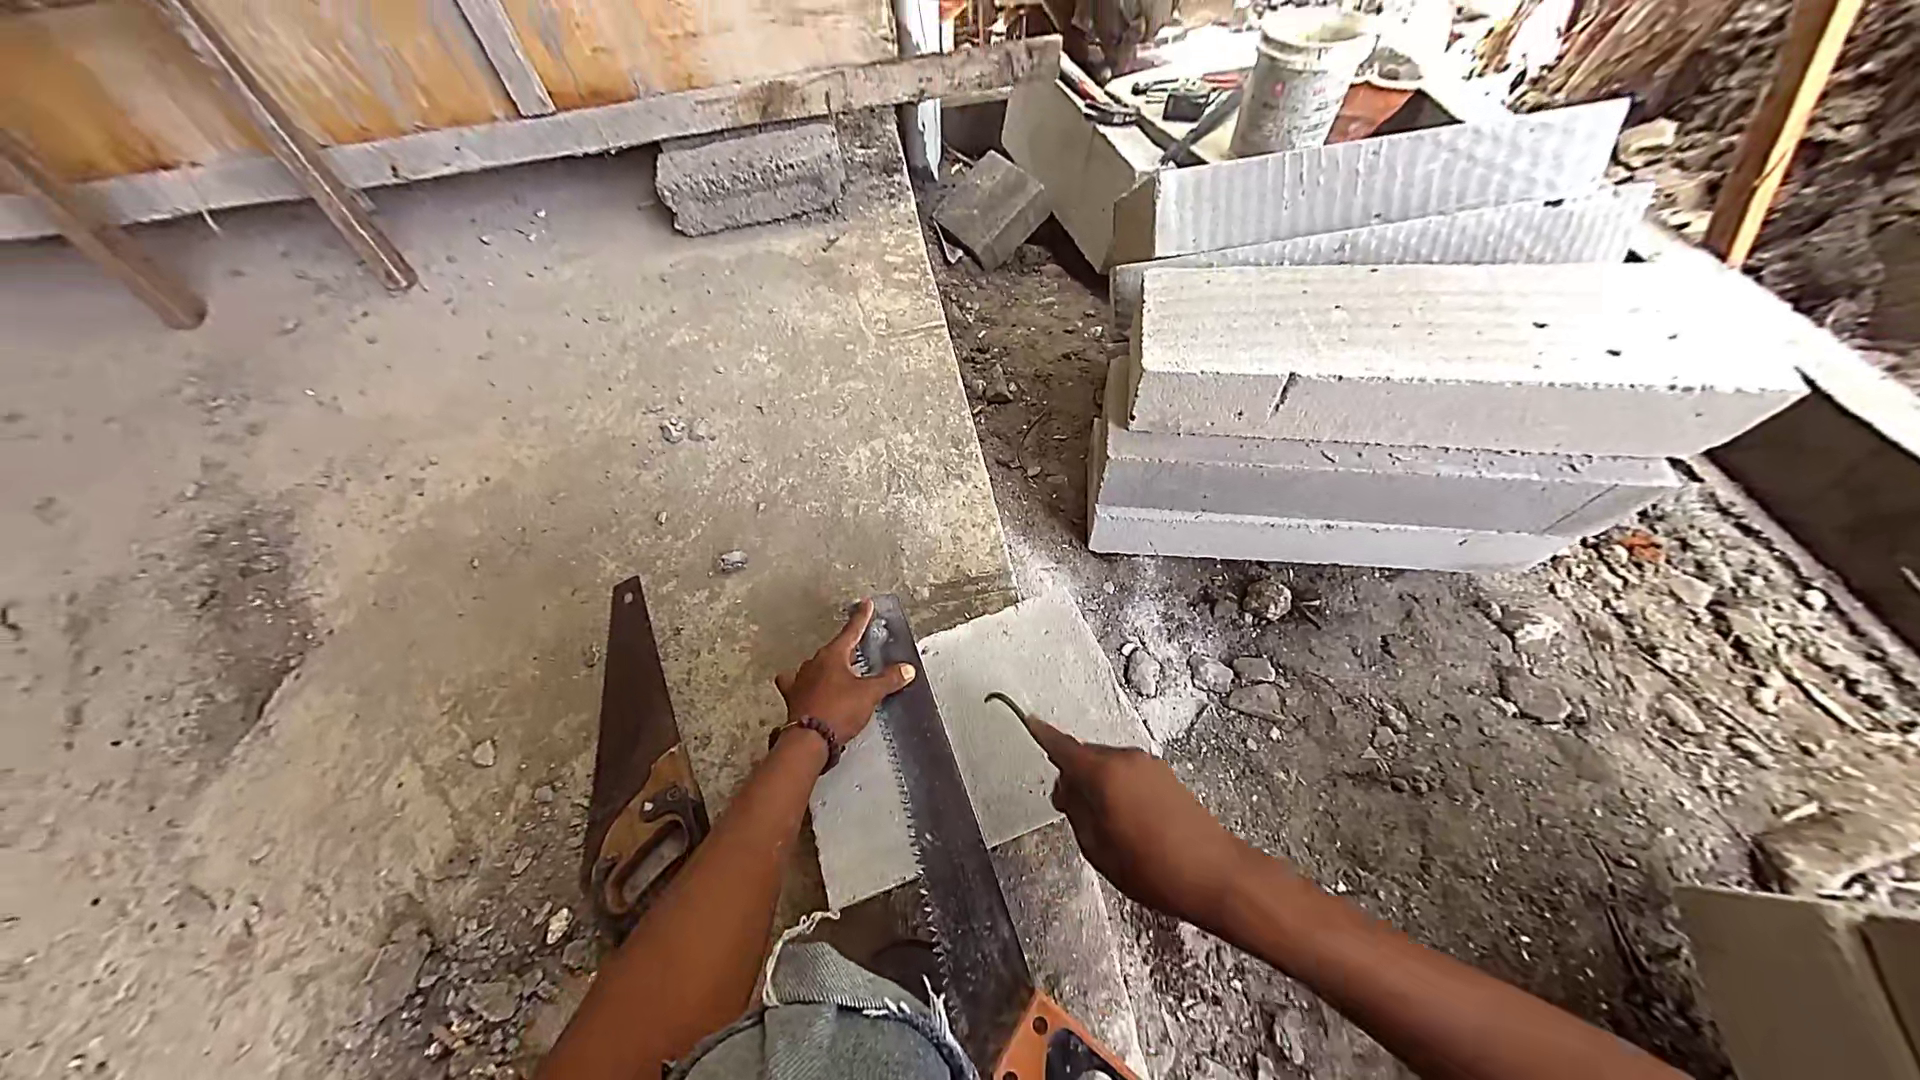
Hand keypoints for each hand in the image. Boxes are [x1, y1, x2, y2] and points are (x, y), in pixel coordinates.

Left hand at [774, 599, 915, 744]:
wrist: (808, 740)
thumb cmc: (837, 711)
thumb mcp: (870, 694)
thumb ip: (889, 680)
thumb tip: (906, 670)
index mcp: (833, 656)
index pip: (851, 631)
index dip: (861, 618)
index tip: (865, 604)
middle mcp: (814, 663)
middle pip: (833, 649)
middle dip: (846, 648)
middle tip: (857, 647)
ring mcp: (801, 680)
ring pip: (816, 666)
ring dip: (827, 667)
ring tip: (839, 673)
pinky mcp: (793, 698)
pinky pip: (799, 685)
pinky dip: (806, 685)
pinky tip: (809, 688)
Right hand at [1020, 711, 1261, 931]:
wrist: (1216, 874)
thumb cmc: (1153, 867)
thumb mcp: (1097, 846)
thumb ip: (1075, 810)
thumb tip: (1067, 790)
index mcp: (1103, 772)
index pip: (1063, 747)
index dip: (1043, 735)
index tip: (1030, 721)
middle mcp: (1125, 759)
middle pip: (1085, 757)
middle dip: (1073, 777)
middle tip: (1072, 812)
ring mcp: (1148, 765)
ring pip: (1107, 765)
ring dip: (1097, 784)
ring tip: (1105, 826)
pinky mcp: (1165, 776)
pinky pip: (1127, 773)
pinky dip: (1117, 787)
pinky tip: (1126, 821)